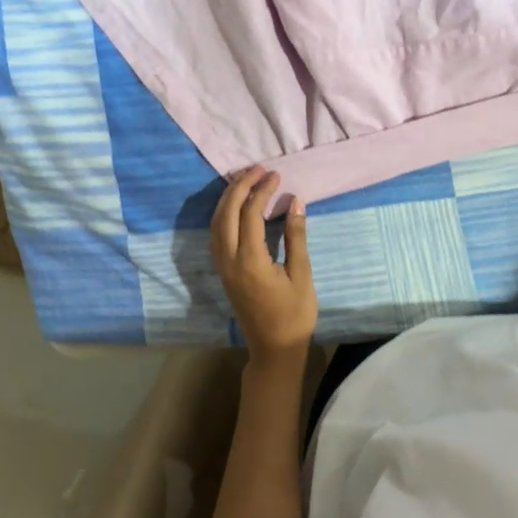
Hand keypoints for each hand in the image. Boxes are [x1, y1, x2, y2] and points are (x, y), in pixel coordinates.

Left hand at [211, 167, 316, 363]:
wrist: (274, 348)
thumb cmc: (294, 314)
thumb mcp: (301, 274)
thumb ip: (296, 236)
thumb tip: (295, 201)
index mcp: (250, 260)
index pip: (250, 214)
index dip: (262, 191)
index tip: (277, 176)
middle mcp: (230, 260)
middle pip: (226, 213)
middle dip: (240, 187)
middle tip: (258, 169)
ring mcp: (223, 266)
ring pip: (216, 223)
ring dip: (229, 198)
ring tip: (247, 179)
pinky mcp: (223, 271)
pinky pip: (217, 234)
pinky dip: (225, 213)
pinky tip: (238, 205)